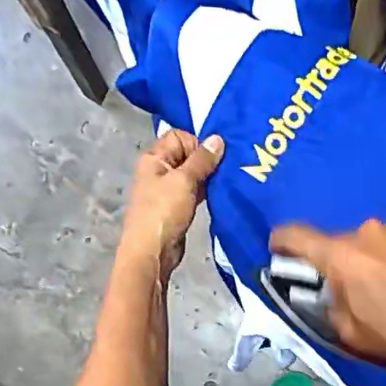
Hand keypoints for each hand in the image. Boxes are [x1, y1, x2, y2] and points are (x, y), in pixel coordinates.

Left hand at [120, 130, 222, 278]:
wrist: (153, 249)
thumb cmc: (164, 211)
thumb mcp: (184, 181)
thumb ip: (201, 160)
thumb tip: (218, 139)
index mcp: (155, 158)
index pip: (179, 136)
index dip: (198, 143)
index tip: (217, 157)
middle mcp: (160, 170)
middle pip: (187, 155)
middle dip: (208, 160)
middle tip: (231, 167)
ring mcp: (169, 189)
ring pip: (193, 174)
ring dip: (210, 177)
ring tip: (230, 181)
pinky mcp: (179, 206)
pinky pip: (196, 191)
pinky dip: (208, 191)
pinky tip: (221, 195)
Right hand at [268, 221, 385, 373]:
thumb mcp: (353, 333)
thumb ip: (332, 306)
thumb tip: (335, 294)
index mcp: (342, 256)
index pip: (297, 236)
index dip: (283, 242)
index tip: (279, 248)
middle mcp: (368, 232)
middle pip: (342, 245)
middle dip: (344, 265)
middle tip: (359, 292)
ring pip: (374, 243)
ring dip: (376, 260)